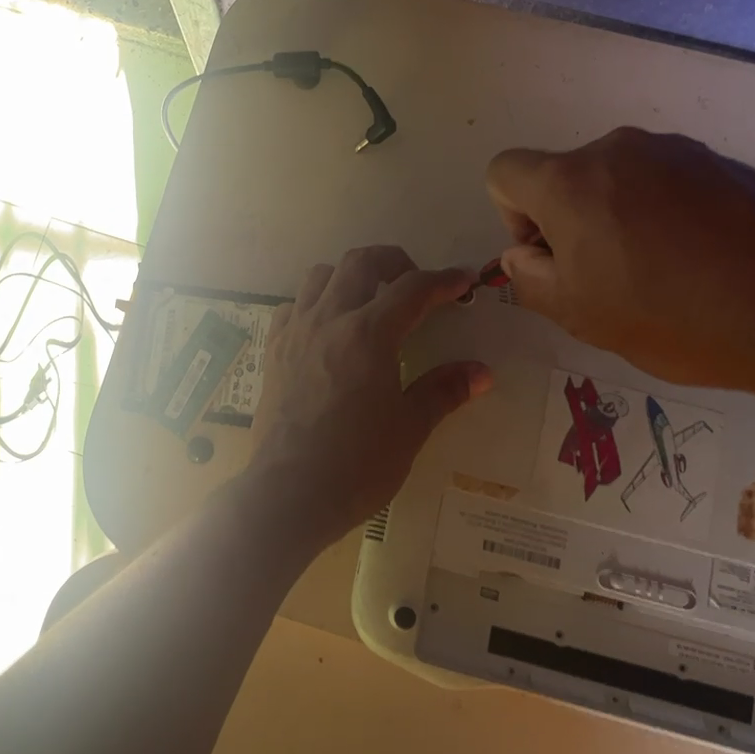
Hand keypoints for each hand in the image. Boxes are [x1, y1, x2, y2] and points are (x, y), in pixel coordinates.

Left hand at [243, 246, 493, 547]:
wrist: (290, 492)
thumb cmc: (358, 463)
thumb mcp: (410, 428)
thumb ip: (443, 390)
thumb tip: (481, 372)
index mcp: (368, 333)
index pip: (412, 288)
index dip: (443, 281)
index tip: (464, 282)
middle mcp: (329, 319)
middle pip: (360, 262)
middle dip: (394, 262)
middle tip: (415, 286)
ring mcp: (295, 332)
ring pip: (320, 275)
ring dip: (349, 276)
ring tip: (368, 300)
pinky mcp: (273, 351)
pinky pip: (292, 306)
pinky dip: (314, 303)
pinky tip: (327, 329)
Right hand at [486, 127, 754, 398]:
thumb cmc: (675, 316)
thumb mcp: (579, 315)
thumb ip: (529, 278)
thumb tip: (524, 254)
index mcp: (570, 181)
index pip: (504, 172)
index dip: (512, 218)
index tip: (553, 259)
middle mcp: (619, 150)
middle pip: (564, 177)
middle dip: (569, 222)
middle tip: (608, 280)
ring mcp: (678, 152)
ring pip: (618, 181)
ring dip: (618, 220)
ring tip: (663, 277)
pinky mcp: (726, 164)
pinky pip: (668, 184)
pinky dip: (666, 216)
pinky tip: (704, 263)